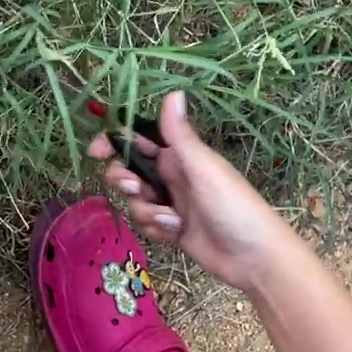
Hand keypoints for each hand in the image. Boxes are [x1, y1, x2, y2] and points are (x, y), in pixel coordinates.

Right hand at [88, 91, 303, 294]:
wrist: (256, 260)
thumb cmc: (233, 206)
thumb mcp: (203, 167)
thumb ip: (179, 134)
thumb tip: (173, 91)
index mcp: (180, 155)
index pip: (138, 140)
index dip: (114, 142)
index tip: (96, 151)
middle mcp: (173, 176)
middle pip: (129, 170)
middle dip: (123, 179)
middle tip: (132, 188)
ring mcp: (172, 203)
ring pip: (135, 199)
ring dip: (144, 209)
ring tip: (168, 219)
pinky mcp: (172, 229)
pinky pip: (147, 223)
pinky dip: (155, 228)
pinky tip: (174, 233)